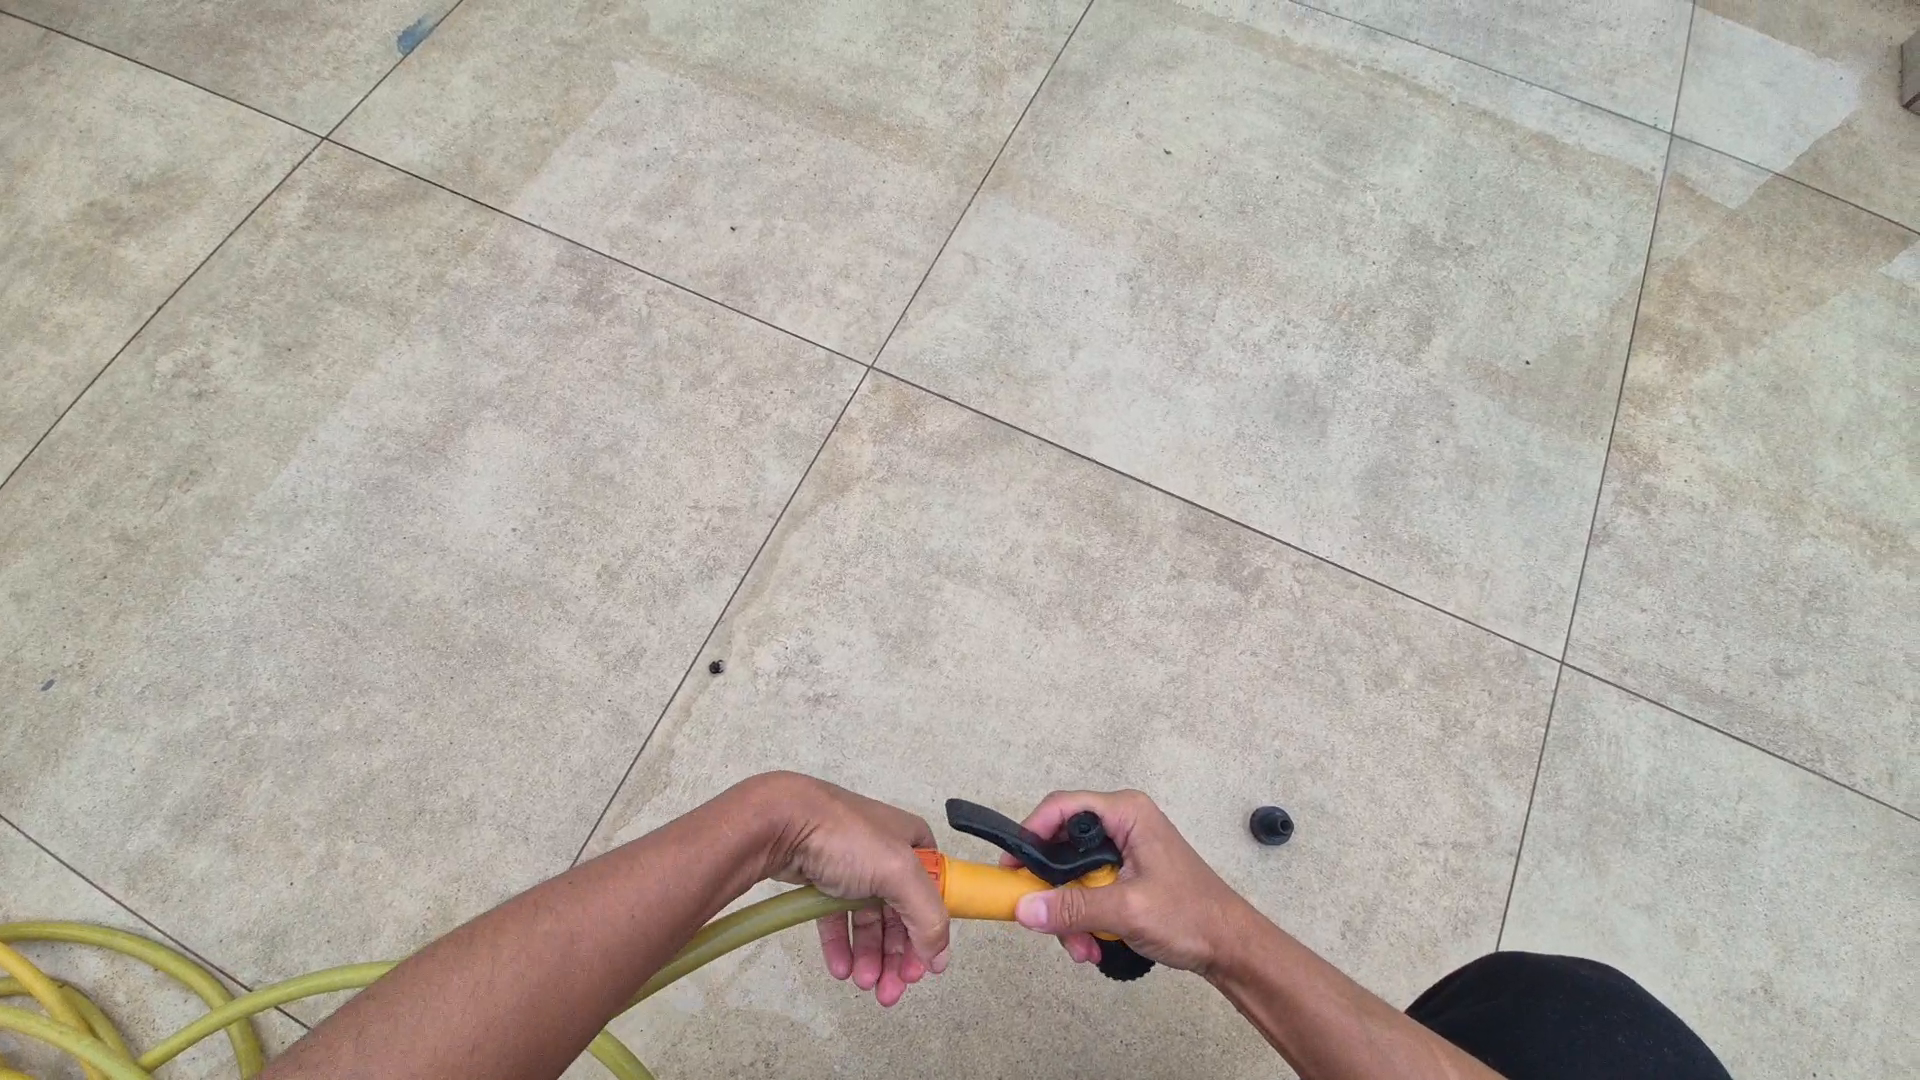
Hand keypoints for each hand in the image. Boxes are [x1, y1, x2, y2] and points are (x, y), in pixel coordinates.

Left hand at [755, 773, 950, 1006]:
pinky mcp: (823, 879)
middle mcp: (887, 854)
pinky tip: (841, 968)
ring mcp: (854, 866)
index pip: (934, 893)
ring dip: (871, 956)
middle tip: (890, 992)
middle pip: (902, 912)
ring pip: (869, 920)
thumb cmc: (847, 838)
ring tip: (863, 983)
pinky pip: (837, 919)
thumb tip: (937, 954)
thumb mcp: (899, 871)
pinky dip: (842, 945)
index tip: (925, 969)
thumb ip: (927, 913)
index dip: (932, 931)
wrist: (783, 822)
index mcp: (912, 842)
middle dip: (898, 955)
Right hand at [1000, 789, 1253, 974]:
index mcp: (1125, 812)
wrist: (1232, 948)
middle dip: (1055, 890)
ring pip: (1073, 874)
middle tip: (1045, 920)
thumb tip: (1025, 907)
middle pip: (1063, 845)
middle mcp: (1122, 823)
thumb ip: (1073, 908)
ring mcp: (1124, 848)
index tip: (1012, 867)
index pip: (1061, 807)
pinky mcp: (1126, 873)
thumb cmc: (1192, 916)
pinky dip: (1085, 917)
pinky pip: (1089, 888)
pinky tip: (1094, 945)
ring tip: (1083, 948)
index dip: (1031, 833)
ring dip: (1070, 913)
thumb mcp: (1127, 910)